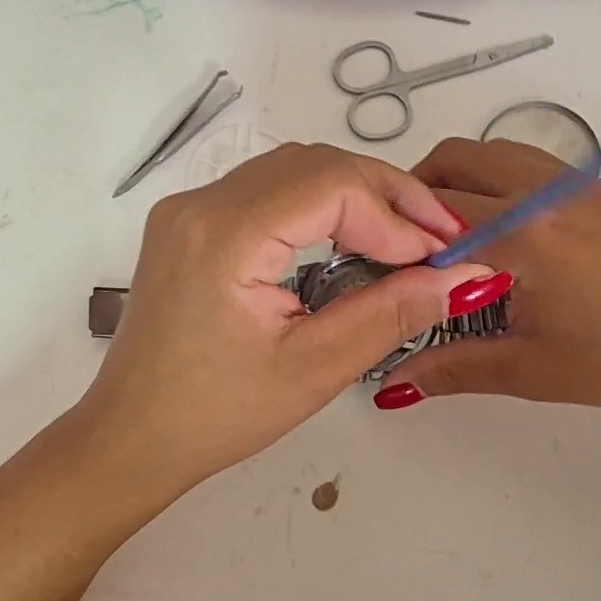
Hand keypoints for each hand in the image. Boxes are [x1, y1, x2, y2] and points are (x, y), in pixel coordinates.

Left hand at [72, 143, 499, 493]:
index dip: (398, 212)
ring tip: (401, 242)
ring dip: (349, 196)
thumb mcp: (313, 368)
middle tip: (436, 240)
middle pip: (310, 163)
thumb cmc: (214, 415)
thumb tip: (468, 276)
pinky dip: (310, 207)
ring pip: (286, 172)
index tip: (444, 254)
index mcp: (223, 235)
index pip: (332, 184)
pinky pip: (260, 193)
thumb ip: (391, 313)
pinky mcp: (184, 228)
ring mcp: (184, 213)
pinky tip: (345, 241)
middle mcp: (196, 205)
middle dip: (382, 194)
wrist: (132, 436)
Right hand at [376, 139, 600, 430]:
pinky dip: (490, 186)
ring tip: (444, 246)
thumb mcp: (534, 370)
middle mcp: (543, 190)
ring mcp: (577, 183)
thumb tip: (393, 385)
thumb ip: (452, 369)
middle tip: (399, 255)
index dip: (387, 241)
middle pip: (451, 160)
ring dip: (452, 184)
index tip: (369, 275)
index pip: (425, 215)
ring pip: (490, 153)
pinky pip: (524, 166)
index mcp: (521, 232)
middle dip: (411, 200)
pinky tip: (499, 244)